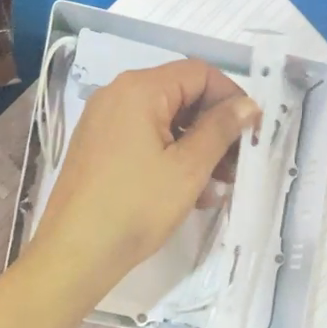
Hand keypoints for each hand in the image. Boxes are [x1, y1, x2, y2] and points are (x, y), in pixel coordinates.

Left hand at [24, 58, 261, 302]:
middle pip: (180, 97)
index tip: (251, 133)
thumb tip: (247, 105)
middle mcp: (114, 97)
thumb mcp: (188, 168)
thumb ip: (220, 129)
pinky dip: (169, 160)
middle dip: (214, 128)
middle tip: (237, 166)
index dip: (231, 99)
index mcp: (137, 90)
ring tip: (217, 187)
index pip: (199, 74)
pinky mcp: (96, 152)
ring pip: (162, 124)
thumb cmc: (135, 207)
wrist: (75, 253)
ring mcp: (101, 125)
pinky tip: (190, 194)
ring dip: (195, 149)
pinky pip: (142, 143)